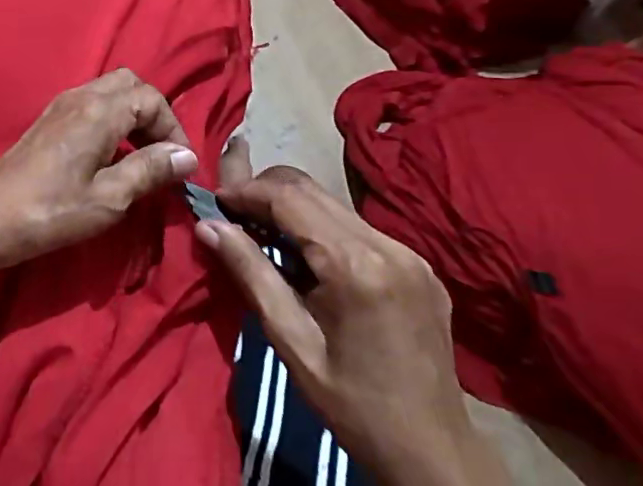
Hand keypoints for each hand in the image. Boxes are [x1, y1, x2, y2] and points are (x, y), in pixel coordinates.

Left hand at [0, 69, 199, 276]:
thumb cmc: (52, 211)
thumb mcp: (109, 198)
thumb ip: (149, 170)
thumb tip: (186, 155)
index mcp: (97, 111)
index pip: (151, 97)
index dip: (173, 128)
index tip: (180, 166)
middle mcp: (79, 97)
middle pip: (130, 84)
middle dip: (154, 114)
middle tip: (162, 155)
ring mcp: (60, 105)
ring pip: (109, 91)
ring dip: (132, 117)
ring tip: (142, 160)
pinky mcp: (49, 120)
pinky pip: (91, 104)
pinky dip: (111, 121)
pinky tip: (112, 158)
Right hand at [197, 154, 505, 485]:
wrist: (435, 454)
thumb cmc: (353, 404)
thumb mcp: (290, 340)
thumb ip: (250, 273)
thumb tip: (207, 225)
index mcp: (357, 266)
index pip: (288, 197)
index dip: (245, 191)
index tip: (214, 204)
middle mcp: (388, 247)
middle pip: (310, 189)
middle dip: (263, 192)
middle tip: (232, 216)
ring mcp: (410, 254)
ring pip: (331, 202)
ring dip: (290, 207)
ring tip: (261, 235)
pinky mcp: (418, 265)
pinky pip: (354, 225)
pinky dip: (319, 226)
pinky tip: (305, 257)